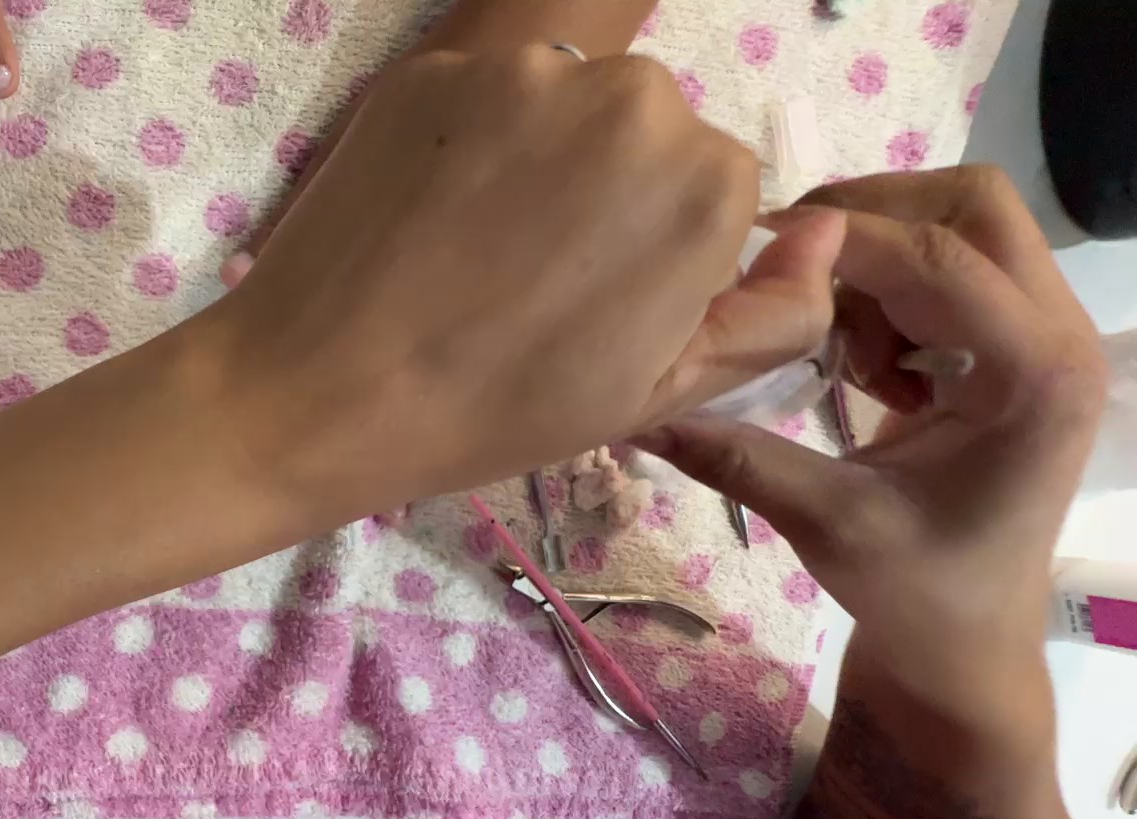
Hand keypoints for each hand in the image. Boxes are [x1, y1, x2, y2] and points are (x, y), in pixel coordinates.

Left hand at [210, 43, 840, 525]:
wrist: (316, 400)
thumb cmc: (480, 418)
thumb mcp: (639, 399)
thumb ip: (761, 320)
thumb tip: (825, 233)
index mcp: (706, 190)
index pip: (700, 197)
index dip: (630, 260)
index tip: (562, 309)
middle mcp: (634, 102)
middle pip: (634, 140)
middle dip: (587, 201)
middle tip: (500, 281)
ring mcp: (520, 77)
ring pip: (554, 112)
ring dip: (521, 168)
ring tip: (449, 253)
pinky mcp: (425, 76)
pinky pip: (470, 104)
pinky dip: (451, 150)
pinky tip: (409, 220)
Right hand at [636, 166, 1108, 689]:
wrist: (964, 630)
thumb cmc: (911, 584)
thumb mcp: (819, 520)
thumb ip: (731, 458)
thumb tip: (634, 419)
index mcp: (1029, 373)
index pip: (937, 259)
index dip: (835, 242)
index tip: (747, 260)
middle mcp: (1054, 336)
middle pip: (975, 209)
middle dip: (868, 219)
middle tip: (781, 269)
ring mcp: (1037, 340)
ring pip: (961, 233)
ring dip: (870, 262)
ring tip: (818, 339)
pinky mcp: (1006, 354)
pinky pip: (942, 278)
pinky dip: (878, 295)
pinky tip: (847, 363)